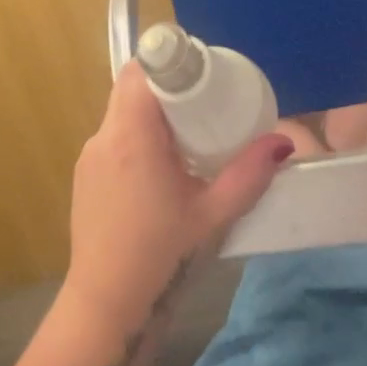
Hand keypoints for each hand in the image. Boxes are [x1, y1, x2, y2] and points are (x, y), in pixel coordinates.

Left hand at [63, 62, 293, 320]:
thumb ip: (248, 175)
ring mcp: (88, 156)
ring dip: (149, 115)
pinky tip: (161, 167)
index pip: (139, 73)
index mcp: (131, 136)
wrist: (108, 302)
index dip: (166, 63)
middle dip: (164, 89)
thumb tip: (283, 143)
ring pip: (119, 115)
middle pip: (129, 90)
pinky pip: (111, 140)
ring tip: (188, 134)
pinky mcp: (84, 176)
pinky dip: (135, 138)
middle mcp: (103, 137)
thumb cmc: (162, 255)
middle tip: (203, 101)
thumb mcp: (213, 215)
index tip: (197, 72)